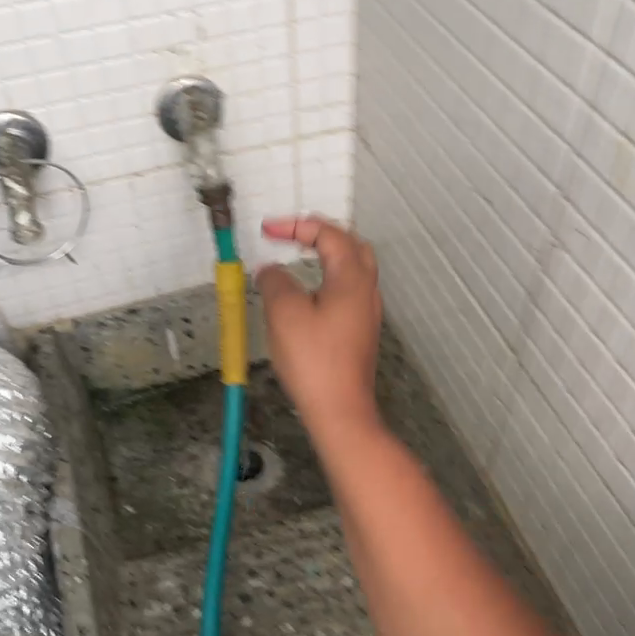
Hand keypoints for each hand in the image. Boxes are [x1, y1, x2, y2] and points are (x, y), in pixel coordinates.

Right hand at [256, 217, 383, 436]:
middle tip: (292, 236)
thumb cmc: (313, 360)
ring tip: (300, 258)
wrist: (339, 410)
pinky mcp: (361, 333)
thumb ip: (275, 282)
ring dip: (327, 257)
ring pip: (353, 270)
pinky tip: (310, 294)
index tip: (267, 231)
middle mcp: (367, 290)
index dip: (296, 225)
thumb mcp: (284, 313)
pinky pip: (348, 292)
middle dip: (320, 234)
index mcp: (351, 277)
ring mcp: (367, 313)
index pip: (328, 234)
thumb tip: (270, 271)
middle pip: (351, 246)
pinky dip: (329, 280)